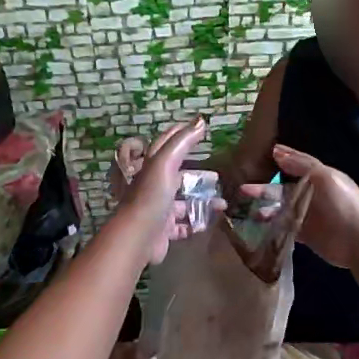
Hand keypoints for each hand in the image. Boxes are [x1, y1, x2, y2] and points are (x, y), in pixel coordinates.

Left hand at [108, 118, 220, 263]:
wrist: (138, 237)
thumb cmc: (150, 196)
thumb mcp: (165, 163)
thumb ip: (182, 142)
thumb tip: (201, 121)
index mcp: (150, 168)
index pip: (164, 145)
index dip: (179, 135)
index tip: (199, 130)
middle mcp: (152, 187)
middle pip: (177, 177)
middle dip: (197, 177)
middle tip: (217, 178)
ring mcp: (157, 210)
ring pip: (182, 203)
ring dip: (201, 203)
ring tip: (220, 204)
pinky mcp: (162, 231)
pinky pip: (182, 226)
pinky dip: (195, 224)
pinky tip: (207, 222)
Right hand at [243, 145, 358, 268]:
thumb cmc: (343, 203)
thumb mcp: (323, 177)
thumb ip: (301, 164)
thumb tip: (277, 150)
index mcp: (320, 177)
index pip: (296, 164)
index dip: (281, 160)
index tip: (261, 156)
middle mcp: (313, 194)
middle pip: (285, 189)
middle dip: (265, 189)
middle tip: (243, 190)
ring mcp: (310, 215)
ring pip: (283, 209)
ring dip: (267, 209)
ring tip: (249, 211)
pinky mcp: (307, 235)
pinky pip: (287, 228)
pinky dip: (274, 226)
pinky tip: (259, 226)